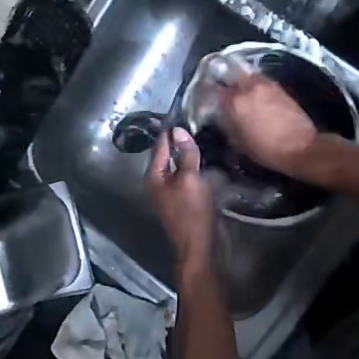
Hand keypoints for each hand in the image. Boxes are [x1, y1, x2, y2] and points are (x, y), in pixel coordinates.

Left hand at [147, 126, 214, 271]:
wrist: (197, 245)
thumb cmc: (192, 211)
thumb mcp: (190, 178)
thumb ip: (185, 154)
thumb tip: (178, 130)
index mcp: (153, 176)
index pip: (160, 145)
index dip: (171, 130)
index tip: (183, 113)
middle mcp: (157, 182)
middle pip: (167, 155)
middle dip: (179, 140)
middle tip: (197, 123)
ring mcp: (168, 192)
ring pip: (176, 165)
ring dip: (186, 153)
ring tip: (202, 138)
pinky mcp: (181, 199)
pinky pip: (184, 175)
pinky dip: (192, 166)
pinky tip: (204, 160)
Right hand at [216, 73, 325, 177]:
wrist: (300, 147)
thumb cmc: (266, 150)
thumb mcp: (238, 142)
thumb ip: (227, 124)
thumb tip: (223, 115)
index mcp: (235, 102)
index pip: (214, 90)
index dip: (208, 93)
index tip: (207, 98)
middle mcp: (248, 87)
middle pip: (230, 74)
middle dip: (225, 80)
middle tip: (224, 90)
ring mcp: (266, 85)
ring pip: (247, 75)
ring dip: (241, 80)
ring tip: (240, 92)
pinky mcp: (279, 87)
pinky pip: (261, 81)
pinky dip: (255, 85)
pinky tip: (256, 96)